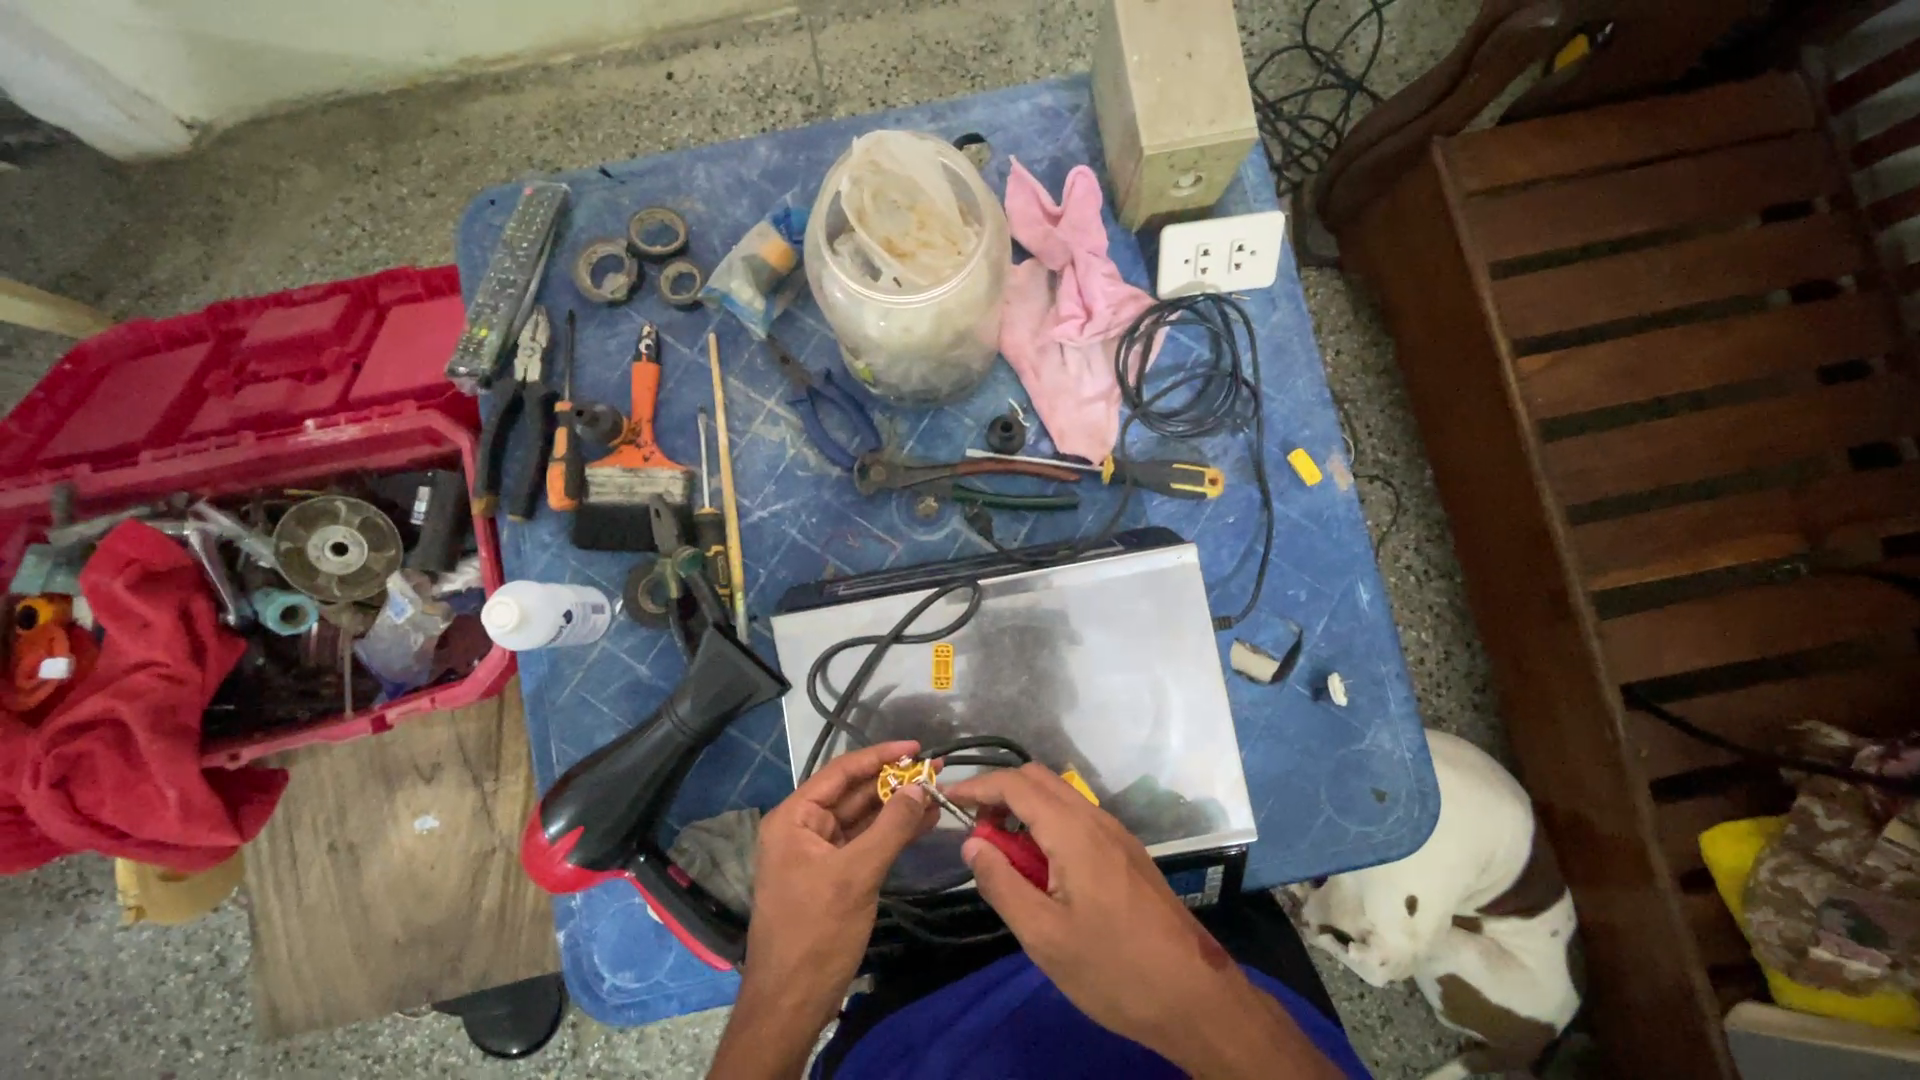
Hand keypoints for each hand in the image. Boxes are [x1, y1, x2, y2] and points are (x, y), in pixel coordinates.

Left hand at [712, 740, 937, 1078]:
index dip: (880, 756)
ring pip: (864, 819)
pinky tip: (924, 822)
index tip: (917, 748)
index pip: (840, 772)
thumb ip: (890, 827)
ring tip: (939, 792)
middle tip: (937, 770)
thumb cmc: (816, 932)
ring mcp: (820, 854)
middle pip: (854, 794)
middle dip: (894, 782)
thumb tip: (920, 787)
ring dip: (898, 807)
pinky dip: (893, 833)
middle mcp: (803, 829)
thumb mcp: (856, 876)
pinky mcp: (835, 877)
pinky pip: (866, 844)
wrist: (792, 1002)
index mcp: (794, 818)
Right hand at [949, 765, 1342, 1078]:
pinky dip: (1048, 827)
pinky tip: (1040, 870)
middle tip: (972, 830)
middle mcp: (1097, 820)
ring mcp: (1117, 836)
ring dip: (1025, 811)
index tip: (945, 801)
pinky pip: (1078, 821)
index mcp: (1074, 832)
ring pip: (1060, 799)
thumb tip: (971, 844)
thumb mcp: (1043, 935)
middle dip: (1000, 793)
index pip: (1016, 784)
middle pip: (1039, 780)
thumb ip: (1001, 883)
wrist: (1195, 996)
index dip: (976, 786)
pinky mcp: (1127, 855)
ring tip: (1001, 854)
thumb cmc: (1113, 969)